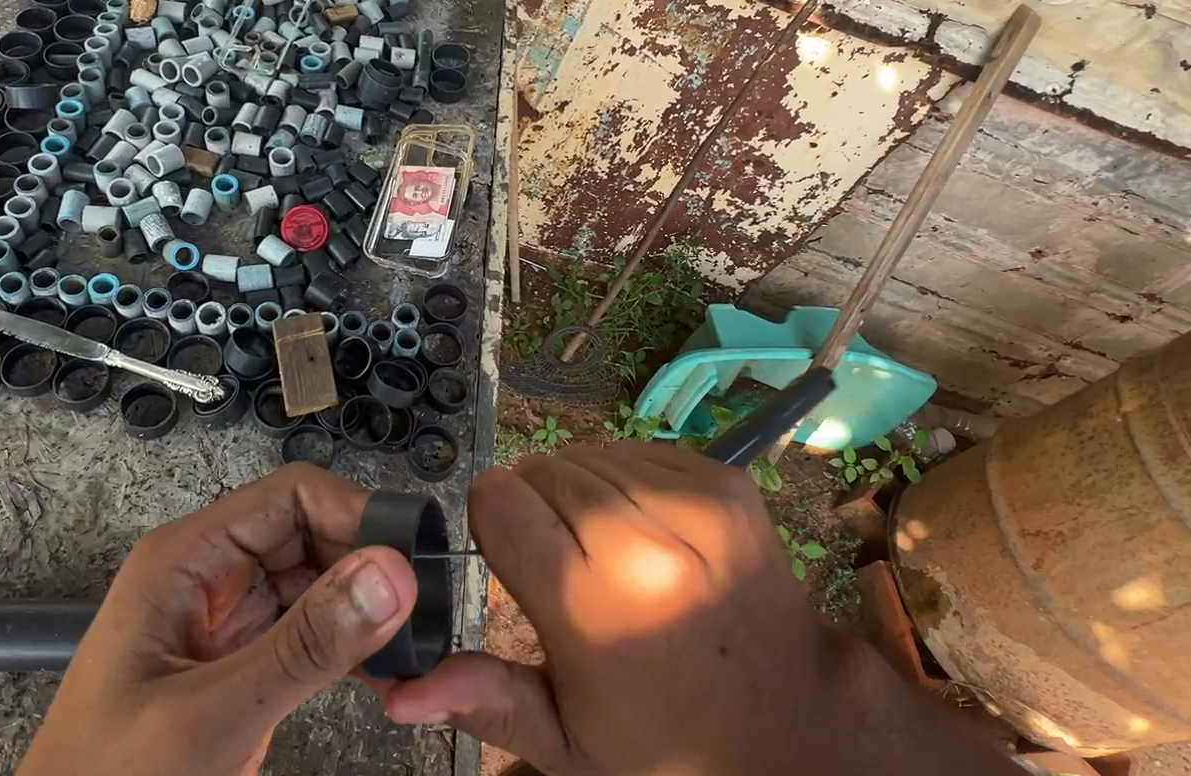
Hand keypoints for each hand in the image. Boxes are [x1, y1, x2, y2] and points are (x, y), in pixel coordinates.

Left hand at [18, 463, 418, 775]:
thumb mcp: (211, 715)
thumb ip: (304, 646)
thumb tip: (394, 572)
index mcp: (188, 556)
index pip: (290, 496)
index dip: (355, 513)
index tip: (412, 559)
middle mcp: (213, 572)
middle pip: (311, 533)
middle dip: (368, 564)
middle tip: (424, 610)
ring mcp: (231, 617)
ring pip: (318, 581)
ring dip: (365, 608)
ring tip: (413, 646)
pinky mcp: (246, 659)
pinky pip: (311, 630)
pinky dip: (350, 646)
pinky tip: (386, 674)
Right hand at [380, 442, 1013, 775]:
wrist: (793, 718)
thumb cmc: (665, 740)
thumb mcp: (569, 742)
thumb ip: (485, 698)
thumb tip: (397, 691)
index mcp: (593, 605)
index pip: (497, 500)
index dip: (493, 524)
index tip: (512, 560)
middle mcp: (641, 539)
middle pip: (540, 468)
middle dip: (535, 504)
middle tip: (562, 560)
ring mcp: (690, 500)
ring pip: (586, 452)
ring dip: (579, 488)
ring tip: (605, 545)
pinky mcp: (722, 478)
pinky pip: (635, 448)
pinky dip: (624, 479)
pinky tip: (645, 528)